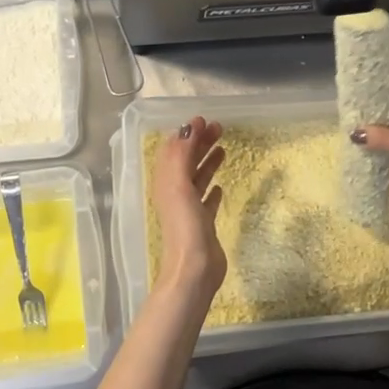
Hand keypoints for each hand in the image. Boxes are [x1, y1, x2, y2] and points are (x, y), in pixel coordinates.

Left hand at [151, 117, 226, 301]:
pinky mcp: (202, 224)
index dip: (186, 134)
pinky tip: (221, 186)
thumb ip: (182, 155)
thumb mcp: (180, 185)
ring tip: (223, 148)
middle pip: (186, 161)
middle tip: (219, 128)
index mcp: (165, 183)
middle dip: (199, 143)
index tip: (203, 119)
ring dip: (207, 161)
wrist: (194, 269)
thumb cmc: (186, 226)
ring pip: (197, 178)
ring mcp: (188, 210)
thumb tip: (188, 127)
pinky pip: (206, 201)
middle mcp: (174, 193)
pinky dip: (212, 189)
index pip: (173, 150)